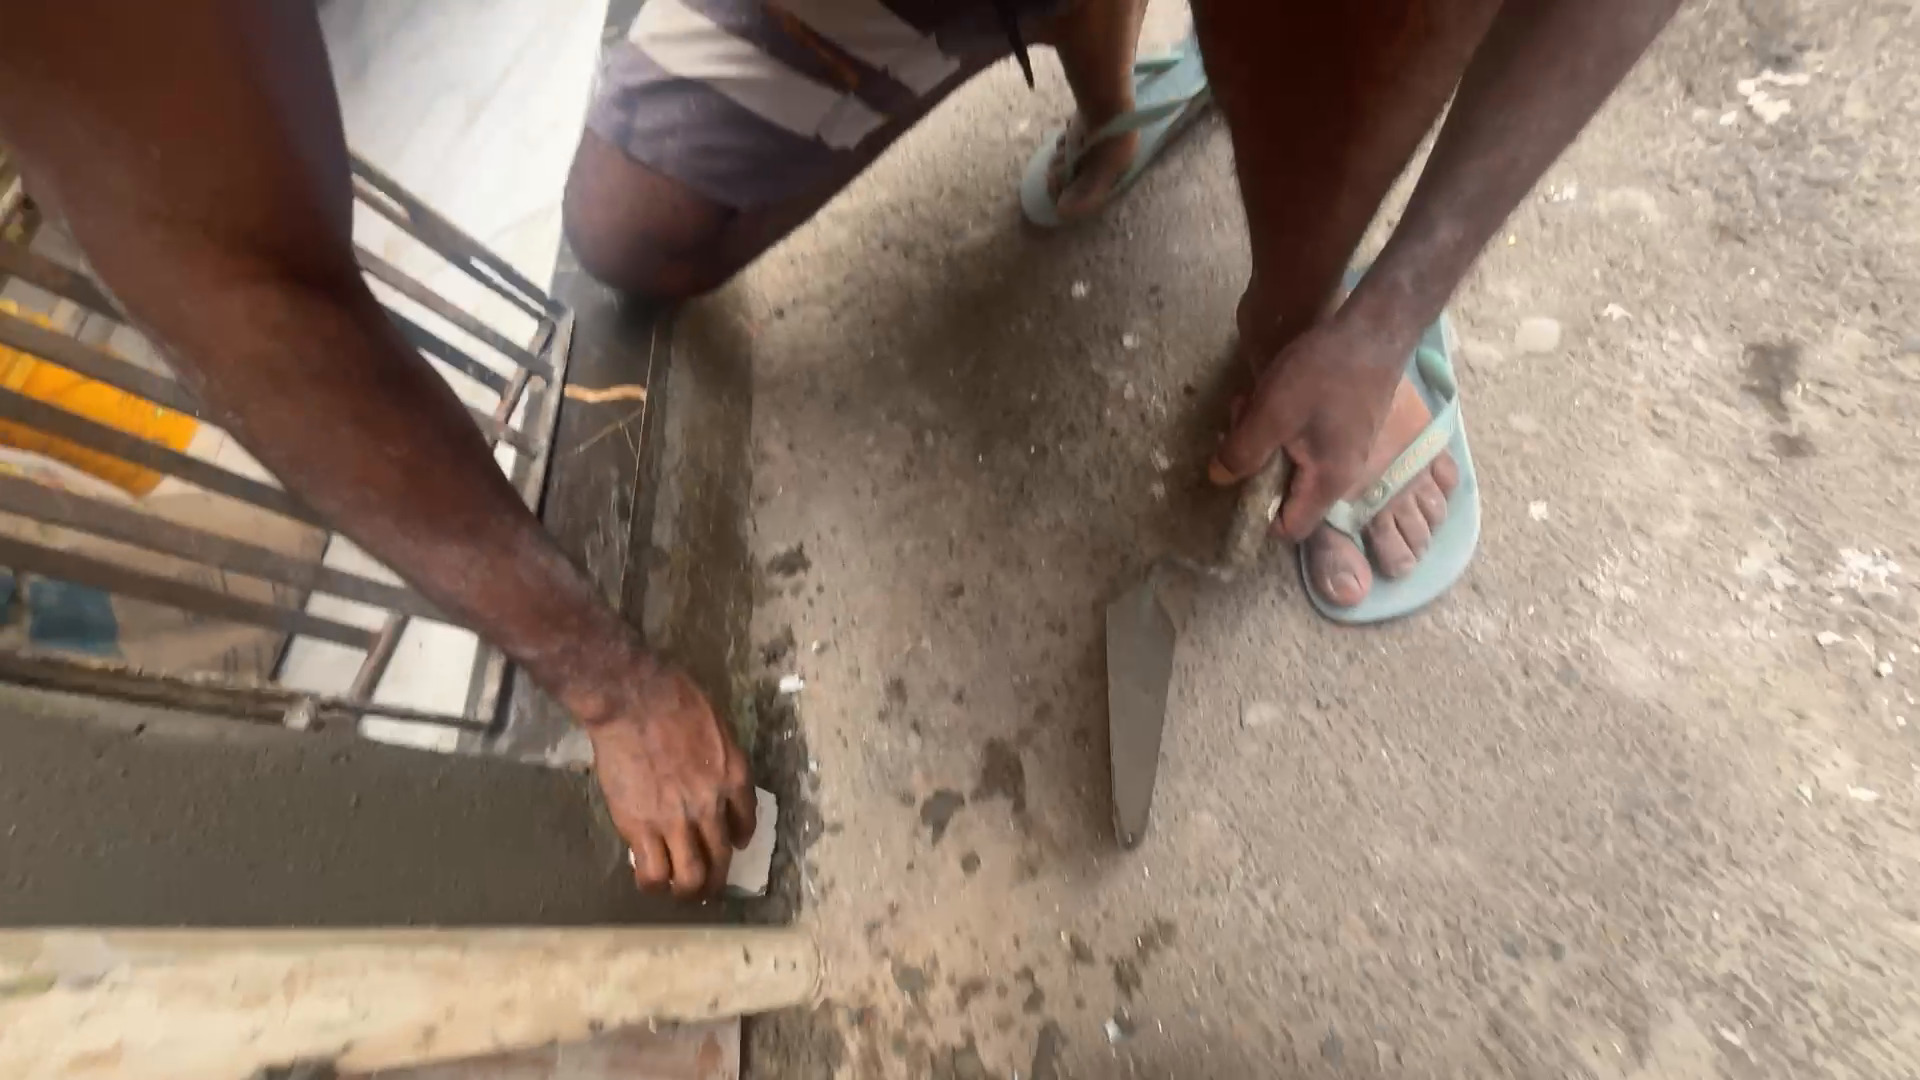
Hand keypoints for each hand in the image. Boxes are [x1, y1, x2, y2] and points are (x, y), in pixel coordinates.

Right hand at [583, 664, 756, 897]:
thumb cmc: (678, 700)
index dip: (739, 838)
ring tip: (680, 892)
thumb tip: (716, 776)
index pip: (746, 822)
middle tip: (709, 888)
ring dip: (688, 890)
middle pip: (722, 858)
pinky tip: (651, 879)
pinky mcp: (640, 829)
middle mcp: (712, 806)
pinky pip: (653, 872)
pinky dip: (654, 883)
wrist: (636, 702)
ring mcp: (677, 821)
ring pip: (691, 877)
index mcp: (735, 776)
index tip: (733, 844)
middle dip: (717, 880)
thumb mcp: (718, 727)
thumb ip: (721, 758)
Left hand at [1209, 313, 1410, 539]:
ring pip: (1289, 466)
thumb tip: (1219, 480)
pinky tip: (1267, 400)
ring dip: (1262, 443)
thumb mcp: (1270, 414)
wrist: (1373, 327)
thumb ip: (1242, 453)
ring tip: (1248, 406)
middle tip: (1236, 429)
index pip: (1290, 528)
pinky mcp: (1342, 431)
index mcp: (1328, 481)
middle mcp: (1341, 475)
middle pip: (1285, 496)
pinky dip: (1279, 430)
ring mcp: (1344, 452)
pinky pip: (1302, 446)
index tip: (1233, 486)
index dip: (1256, 517)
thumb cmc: (1323, 372)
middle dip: (1252, 470)